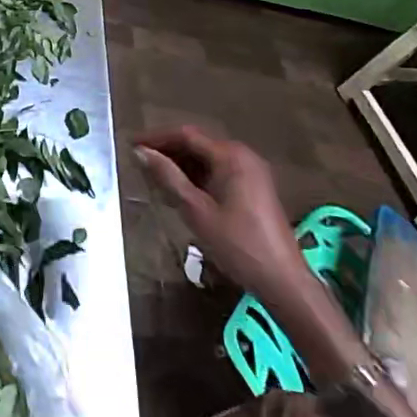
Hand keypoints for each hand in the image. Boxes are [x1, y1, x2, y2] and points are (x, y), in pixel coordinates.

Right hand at [133, 126, 307, 302]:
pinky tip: (181, 191)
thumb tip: (141, 152)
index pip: (186, 135)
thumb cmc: (237, 245)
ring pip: (208, 158)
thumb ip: (168, 178)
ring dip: (182, 165)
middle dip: (168, 150)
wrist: (283, 281)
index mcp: (230, 155)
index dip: (157, 138)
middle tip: (140, 161)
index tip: (132, 144)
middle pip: (198, 144)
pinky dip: (198, 176)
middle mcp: (242, 154)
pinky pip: (220, 171)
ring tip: (155, 177)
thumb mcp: (197, 211)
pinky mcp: (254, 187)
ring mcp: (251, 171)